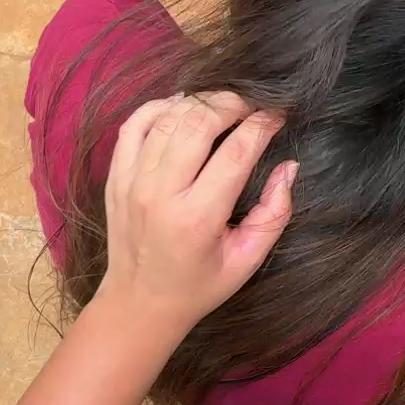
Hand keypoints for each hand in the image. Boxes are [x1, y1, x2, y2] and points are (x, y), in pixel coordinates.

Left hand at [93, 92, 297, 336]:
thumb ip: (274, 214)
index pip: (236, 153)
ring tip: (223, 104)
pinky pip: (134, 125)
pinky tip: (182, 107)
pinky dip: (159, 107)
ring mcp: (132, 182)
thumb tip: (289, 167)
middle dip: (232, 103)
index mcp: (197, 218)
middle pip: (198, 124)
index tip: (278, 115)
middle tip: (252, 103)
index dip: (261, 125)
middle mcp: (160, 195)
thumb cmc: (199, 285)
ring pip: (167, 119)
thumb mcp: (246, 260)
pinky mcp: (115, 177)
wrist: (139, 302)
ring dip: (199, 102)